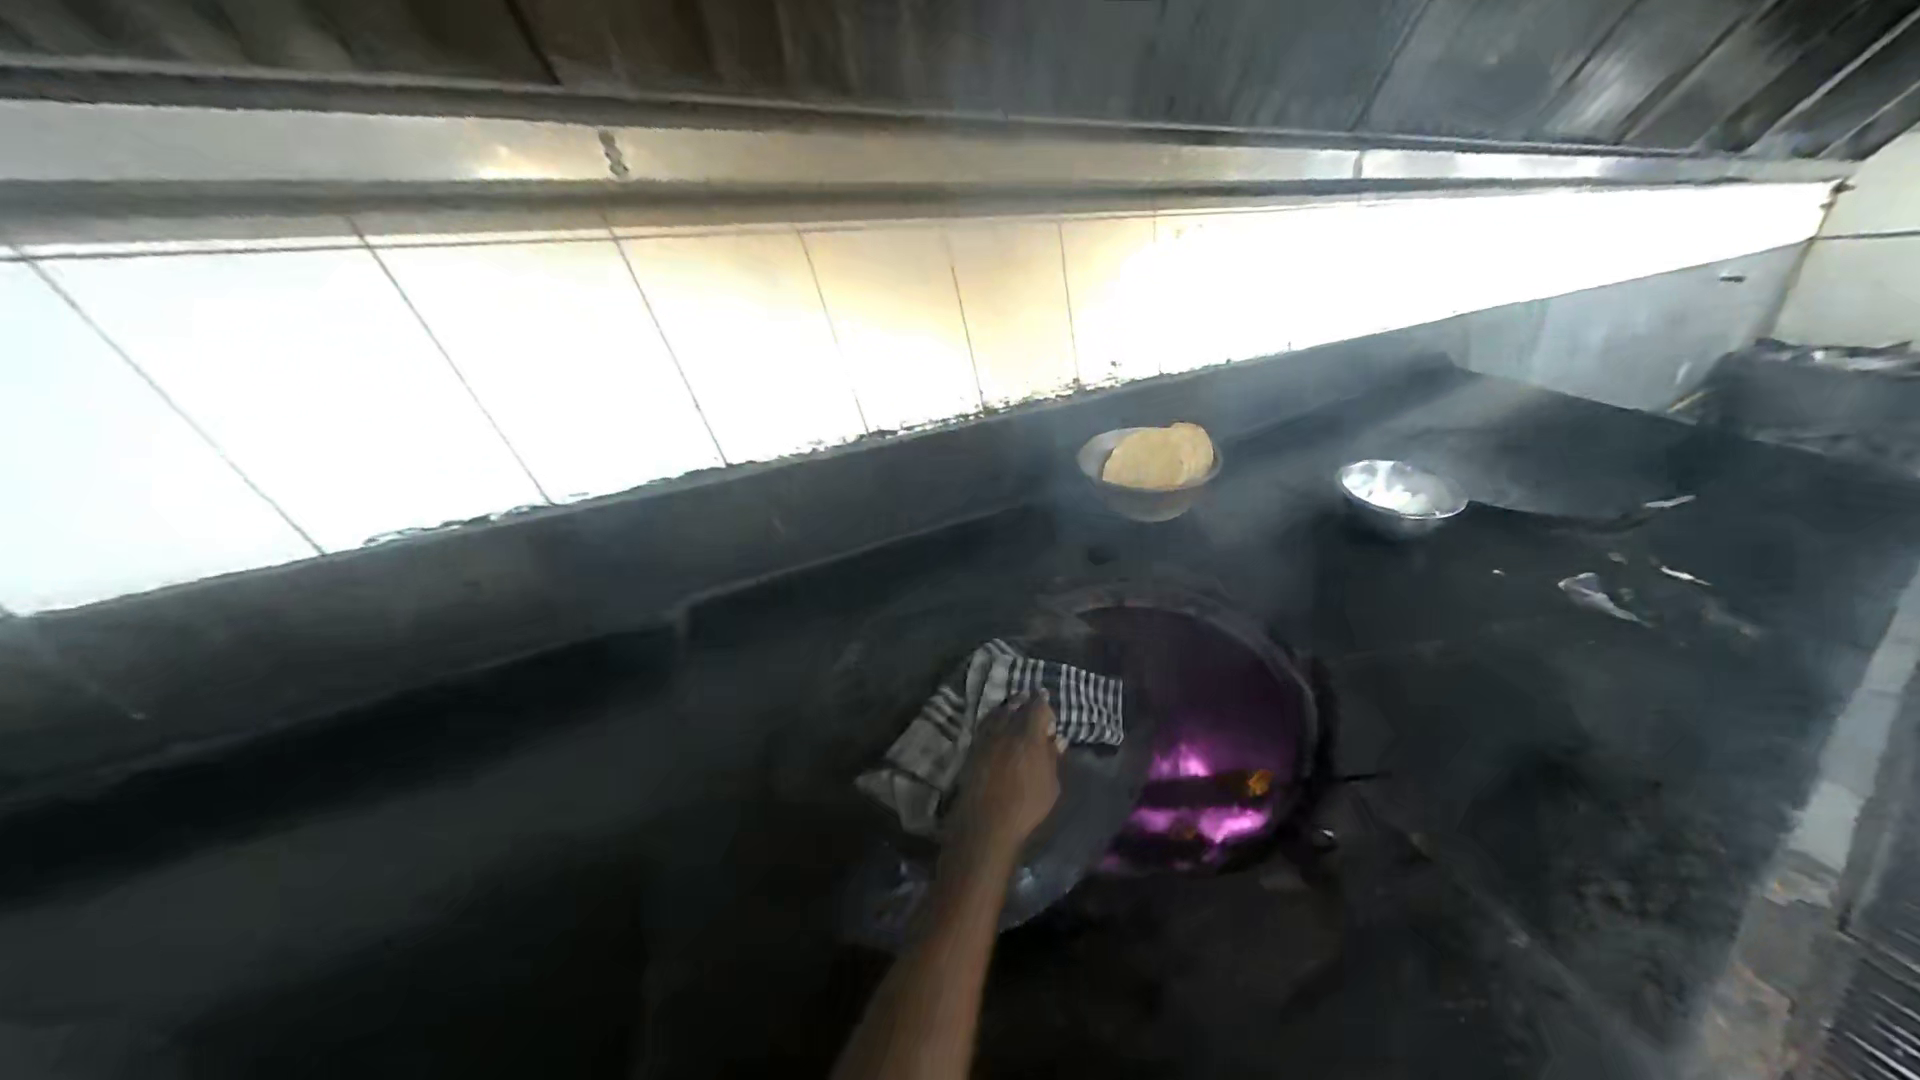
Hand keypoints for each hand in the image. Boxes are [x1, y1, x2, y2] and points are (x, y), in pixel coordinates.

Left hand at [947, 692, 1060, 864]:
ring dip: (1007, 706)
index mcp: (1030, 736)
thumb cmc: (1026, 806)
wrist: (987, 821)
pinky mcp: (974, 748)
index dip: (1043, 701)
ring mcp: (987, 738)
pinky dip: (993, 717)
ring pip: (998, 713)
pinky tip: (995, 720)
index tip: (1045, 697)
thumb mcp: (1050, 785)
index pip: (1038, 708)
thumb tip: (1057, 739)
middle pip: (1016, 706)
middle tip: (1029, 696)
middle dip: (1025, 700)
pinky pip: (985, 724)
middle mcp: (1007, 730)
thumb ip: (1052, 758)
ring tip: (1013, 704)